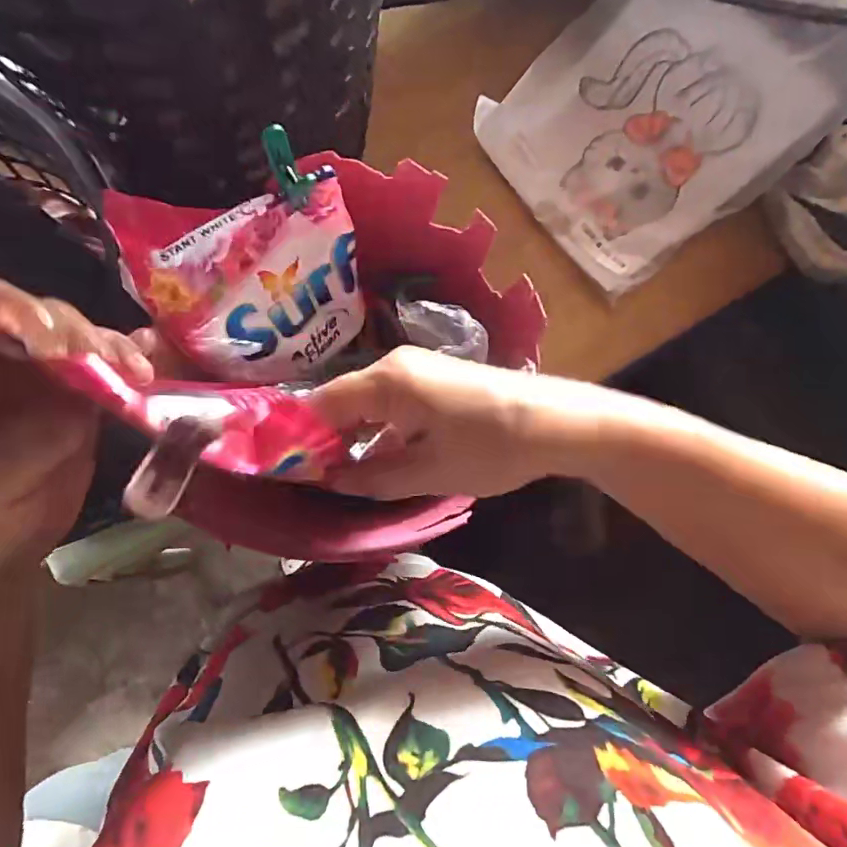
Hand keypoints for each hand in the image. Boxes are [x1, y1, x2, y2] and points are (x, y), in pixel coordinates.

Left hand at [0, 277, 152, 584]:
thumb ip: (39, 431)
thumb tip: (96, 390)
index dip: (23, 312)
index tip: (60, 349)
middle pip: (43, 318)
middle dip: (80, 334)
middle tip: (112, 362)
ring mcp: (38, 385)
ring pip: (80, 345)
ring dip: (113, 350)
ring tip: (138, 371)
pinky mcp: (72, 410)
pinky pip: (103, 379)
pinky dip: (127, 371)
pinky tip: (148, 367)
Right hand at [309, 346, 615, 499]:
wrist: (562, 423)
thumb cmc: (492, 447)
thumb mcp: (428, 472)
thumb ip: (372, 477)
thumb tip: (330, 480)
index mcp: (386, 381)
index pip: (320, 405)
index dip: (298, 437)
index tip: (285, 471)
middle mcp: (394, 366)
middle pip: (340, 401)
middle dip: (322, 439)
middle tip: (308, 478)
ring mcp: (417, 371)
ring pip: (365, 404)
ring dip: (351, 437)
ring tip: (335, 475)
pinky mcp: (435, 382)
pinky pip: (390, 404)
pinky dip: (378, 431)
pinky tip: (375, 460)